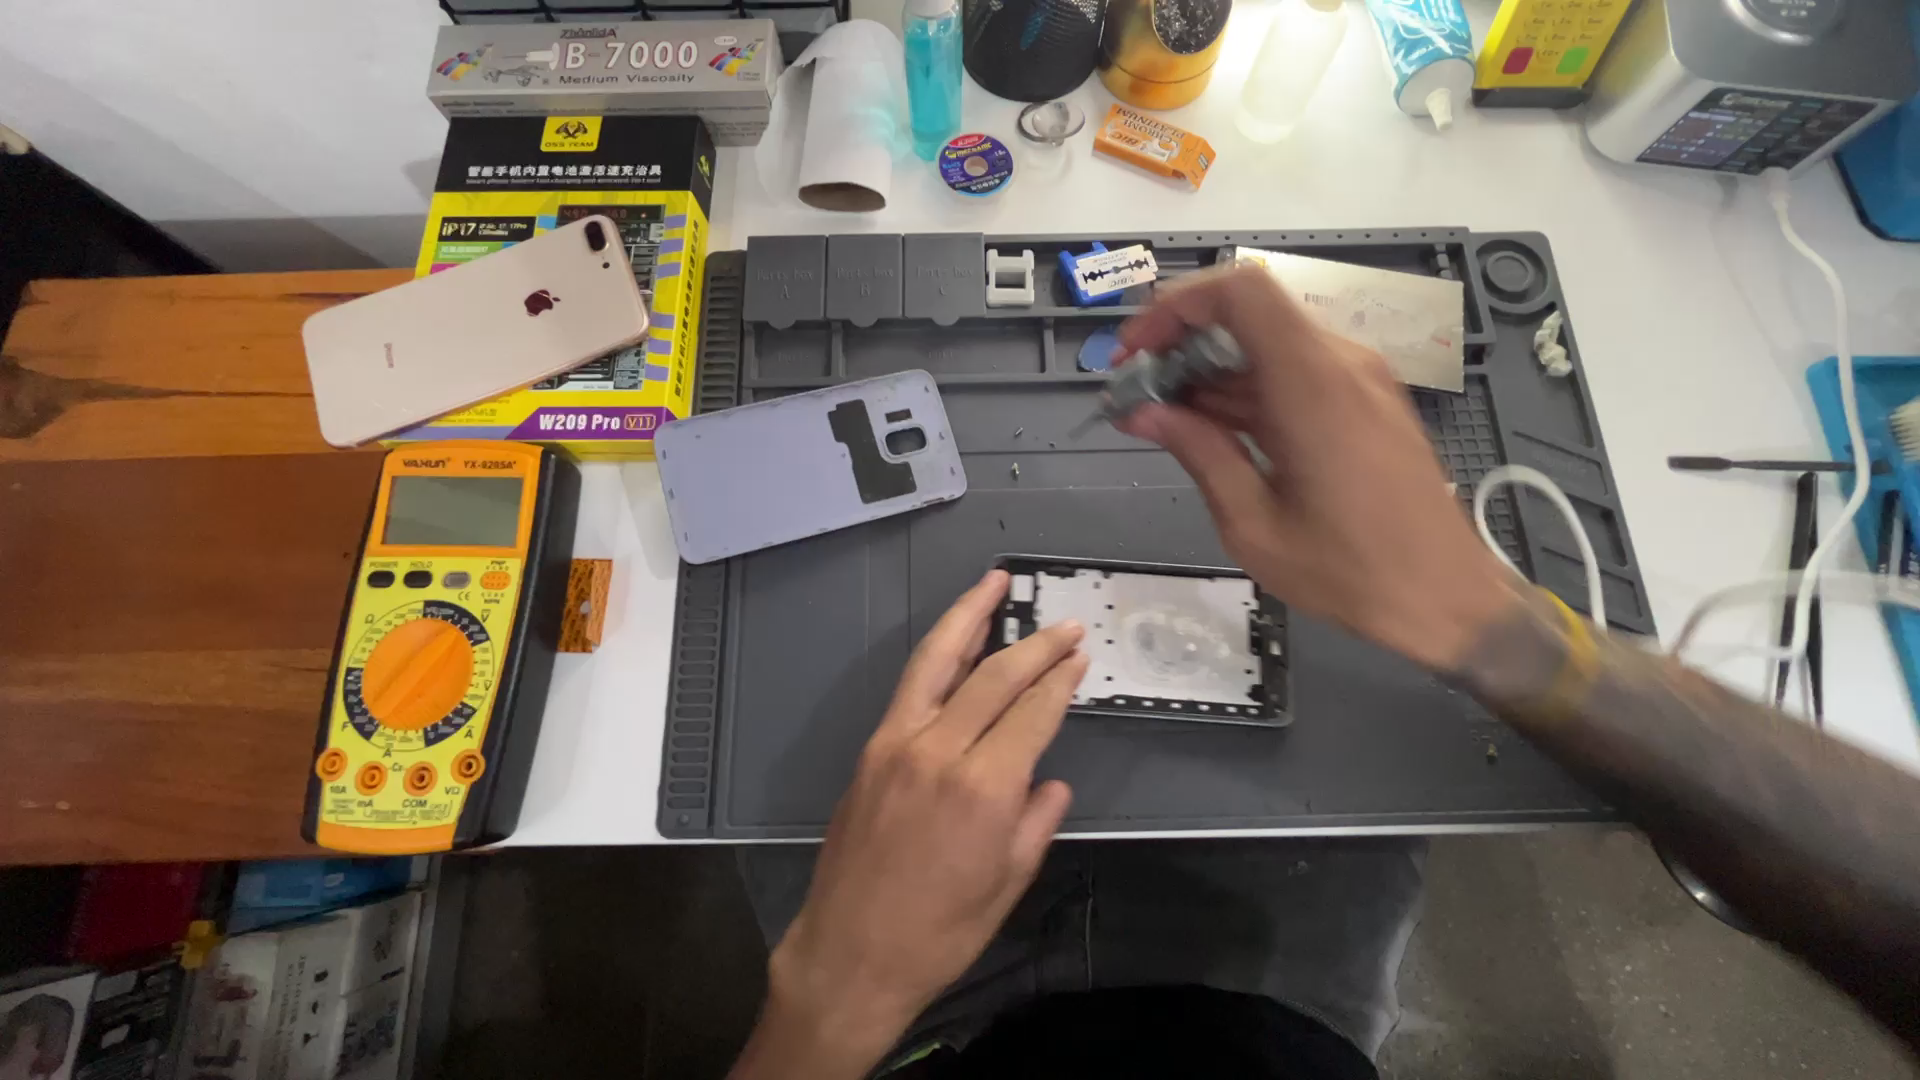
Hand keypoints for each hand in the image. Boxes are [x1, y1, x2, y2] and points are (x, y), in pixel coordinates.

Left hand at [731, 570, 1086, 1078]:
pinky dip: (939, 651)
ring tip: (994, 582)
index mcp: (984, 789)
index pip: (1032, 713)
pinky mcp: (873, 745)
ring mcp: (898, 741)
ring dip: (970, 614)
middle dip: (1035, 646)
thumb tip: (1050, 779)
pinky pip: (913, 684)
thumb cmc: (940, 932)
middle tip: (1065, 625)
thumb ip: (1036, 820)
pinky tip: (956, 638)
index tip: (1079, 656)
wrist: (850, 953)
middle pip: (995, 677)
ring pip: (939, 659)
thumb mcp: (1008, 882)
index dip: (1060, 681)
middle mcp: (940, 751)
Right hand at [1115, 265, 1520, 670]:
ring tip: (1159, 415)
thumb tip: (1143, 413)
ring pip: (1266, 344)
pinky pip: (1290, 373)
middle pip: (1249, 313)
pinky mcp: (1362, 402)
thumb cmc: (1347, 571)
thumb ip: (1199, 453)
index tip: (1134, 352)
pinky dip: (1241, 389)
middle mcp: (1339, 364)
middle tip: (1135, 389)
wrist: (1446, 598)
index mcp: (1313, 385)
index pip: (1241, 292)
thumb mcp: (1252, 523)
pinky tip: (1206, 429)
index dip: (1176, 306)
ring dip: (1207, 369)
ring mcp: (1356, 381)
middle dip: (1180, 340)